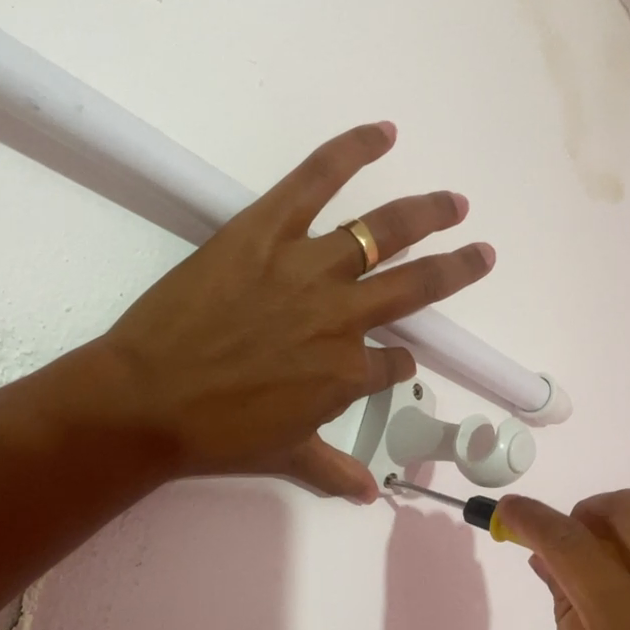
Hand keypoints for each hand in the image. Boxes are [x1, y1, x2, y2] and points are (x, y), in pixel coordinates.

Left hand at [92, 122, 494, 501]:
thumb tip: (370, 494)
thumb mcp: (285, 456)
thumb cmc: (217, 435)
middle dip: (454, 272)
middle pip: (414, 288)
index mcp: (348, 374)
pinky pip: (317, 180)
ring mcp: (308, 270)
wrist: (148, 401)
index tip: (399, 360)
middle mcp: (343, 318)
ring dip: (426, 215)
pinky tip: (384, 134)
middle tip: (481, 254)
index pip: (393, 364)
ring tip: (454, 204)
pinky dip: (352, 151)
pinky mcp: (266, 231)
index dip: (399, 363)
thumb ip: (334, 470)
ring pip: (382, 233)